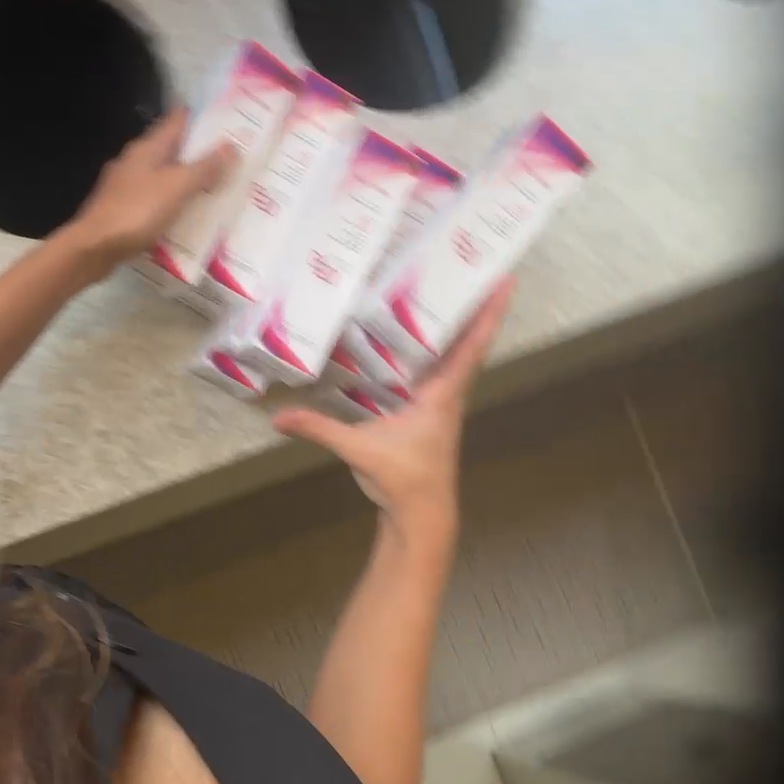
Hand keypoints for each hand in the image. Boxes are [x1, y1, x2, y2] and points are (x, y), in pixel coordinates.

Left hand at [62, 107, 235, 261]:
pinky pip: (149, 201)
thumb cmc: (136, 213)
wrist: (92, 249)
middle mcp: (133, 161)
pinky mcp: (117, 211)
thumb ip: (205, 167)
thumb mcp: (177, 187)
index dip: (203, 119)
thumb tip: (232, 145)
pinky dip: (166, 205)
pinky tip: (179, 217)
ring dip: (182, 182)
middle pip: (170, 150)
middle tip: (228, 162)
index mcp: (146, 147)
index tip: (229, 123)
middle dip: (196, 154)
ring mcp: (122, 187)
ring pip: (159, 177)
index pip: (178, 120)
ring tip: (210, 190)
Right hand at [274, 283, 513, 541]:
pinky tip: (405, 347)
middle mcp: (445, 395)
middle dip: (469, 310)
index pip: (469, 348)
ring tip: (438, 298)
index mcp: (440, 396)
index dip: (488, 314)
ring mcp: (437, 406)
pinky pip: (429, 376)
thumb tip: (277, 417)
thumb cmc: (403, 478)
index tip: (505, 279)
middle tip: (465, 272)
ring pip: (448, 359)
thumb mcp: (358, 449)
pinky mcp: (424, 416)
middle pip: (464, 344)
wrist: (419, 512)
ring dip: (449, 332)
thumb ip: (319, 429)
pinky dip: (425, 356)